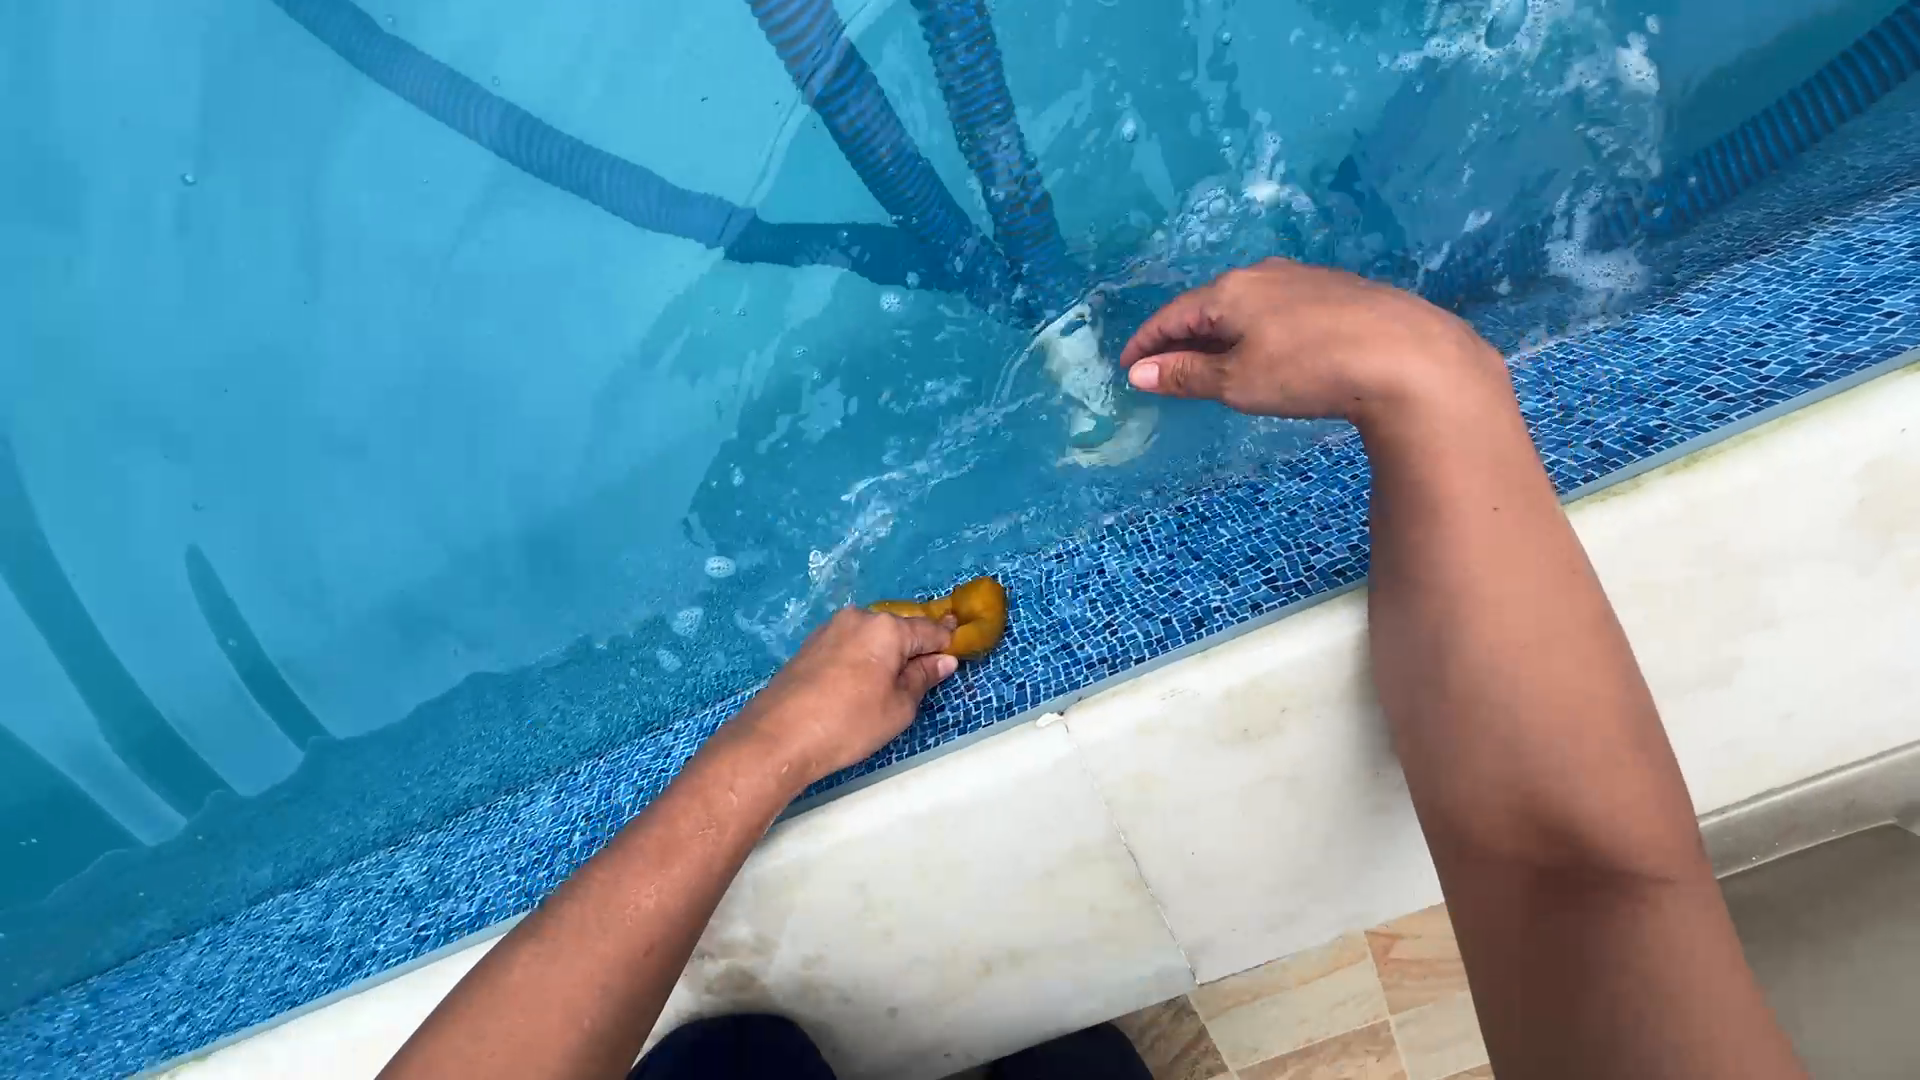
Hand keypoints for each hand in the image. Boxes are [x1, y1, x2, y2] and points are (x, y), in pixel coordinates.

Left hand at [721, 608, 957, 790]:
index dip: (946, 644)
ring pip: (872, 636)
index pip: (928, 630)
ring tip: (890, 686)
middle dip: (914, 648)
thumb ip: (923, 678)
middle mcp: (858, 618)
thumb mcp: (898, 707)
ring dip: (886, 654)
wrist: (777, 737)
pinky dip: (862, 658)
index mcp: (886, 628)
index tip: (957, 656)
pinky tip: (860, 684)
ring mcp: (830, 629)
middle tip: (923, 678)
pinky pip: (850, 644)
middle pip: (898, 629)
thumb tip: (943, 660)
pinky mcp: (810, 645)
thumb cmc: (848, 723)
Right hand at [1119, 258, 1509, 426]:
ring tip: (1210, 364)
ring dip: (1217, 336)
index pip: (1171, 316)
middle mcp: (1262, 274)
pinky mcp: (1335, 292)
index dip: (1145, 343)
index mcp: (1229, 291)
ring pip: (1242, 307)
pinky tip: (1263, 351)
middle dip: (1180, 338)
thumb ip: (1184, 375)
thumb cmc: (1306, 370)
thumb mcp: (1235, 381)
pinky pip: (1273, 310)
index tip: (1126, 367)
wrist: (1408, 357)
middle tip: (1164, 369)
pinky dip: (1251, 332)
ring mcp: (1302, 279)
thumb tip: (1138, 372)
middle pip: (1205, 307)